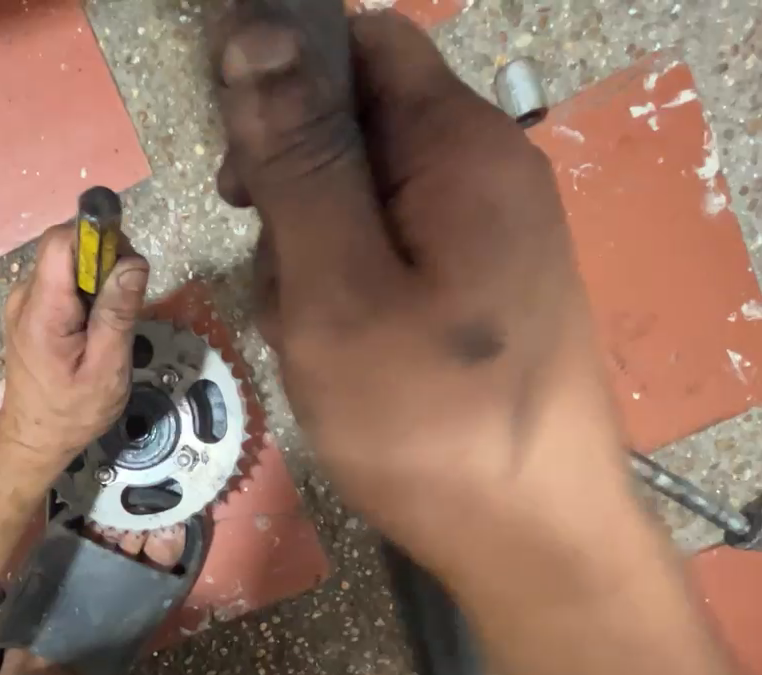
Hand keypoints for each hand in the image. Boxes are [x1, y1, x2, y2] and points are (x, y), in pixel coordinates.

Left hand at [0, 223, 150, 477]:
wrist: (34, 437)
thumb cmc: (73, 411)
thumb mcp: (107, 369)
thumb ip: (118, 314)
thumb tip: (134, 262)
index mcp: (41, 309)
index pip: (62, 240)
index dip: (98, 240)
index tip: (126, 269)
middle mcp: (25, 295)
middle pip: (66, 248)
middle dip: (104, 262)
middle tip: (125, 304)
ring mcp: (23, 302)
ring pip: (66, 265)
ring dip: (96, 281)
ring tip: (110, 323)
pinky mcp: (29, 310)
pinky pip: (61, 283)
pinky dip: (84, 295)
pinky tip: (93, 329)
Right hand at [214, 10, 637, 583]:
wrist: (527, 537)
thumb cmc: (424, 420)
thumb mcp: (339, 290)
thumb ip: (298, 165)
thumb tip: (255, 35)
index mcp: (460, 150)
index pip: (361, 48)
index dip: (282, 79)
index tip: (233, 170)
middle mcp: (486, 178)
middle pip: (360, 133)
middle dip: (293, 196)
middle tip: (274, 280)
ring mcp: (488, 244)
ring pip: (367, 209)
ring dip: (314, 259)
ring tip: (308, 339)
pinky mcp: (480, 300)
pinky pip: (392, 265)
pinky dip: (347, 297)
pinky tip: (339, 357)